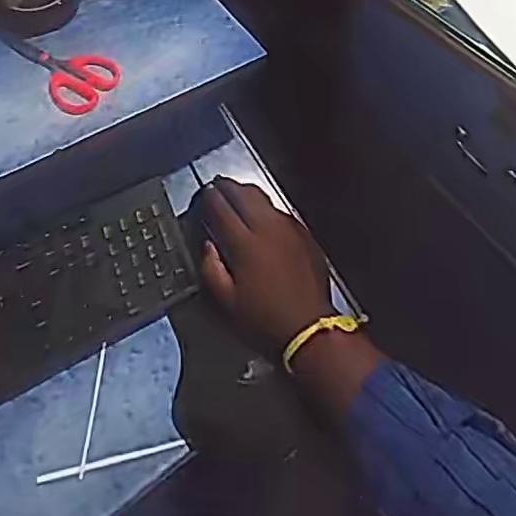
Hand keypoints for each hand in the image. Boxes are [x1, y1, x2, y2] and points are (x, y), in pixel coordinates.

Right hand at [195, 178, 335, 354]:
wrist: (311, 330)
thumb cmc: (265, 320)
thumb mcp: (228, 302)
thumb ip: (212, 270)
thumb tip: (207, 246)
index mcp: (245, 244)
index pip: (222, 208)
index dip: (210, 197)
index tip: (205, 193)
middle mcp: (267, 230)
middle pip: (243, 194)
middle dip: (227, 186)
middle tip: (218, 185)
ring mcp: (289, 230)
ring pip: (264, 199)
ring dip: (247, 194)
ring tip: (238, 195)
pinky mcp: (305, 235)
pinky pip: (281, 212)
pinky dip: (267, 209)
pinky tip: (264, 217)